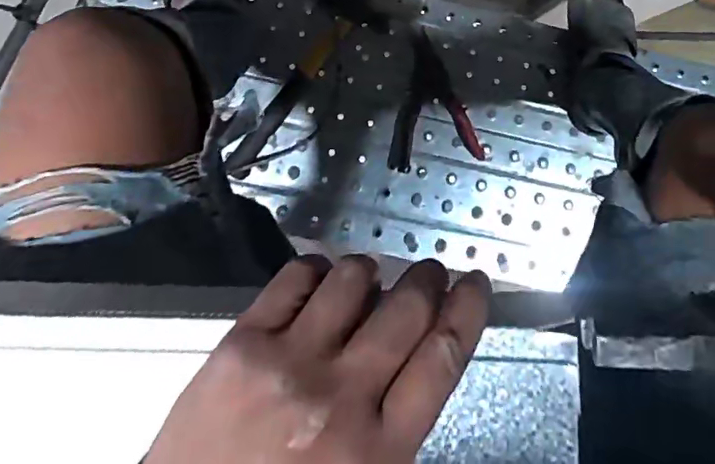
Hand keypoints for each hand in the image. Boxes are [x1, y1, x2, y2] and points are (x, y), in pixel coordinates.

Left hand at [147, 255, 489, 462]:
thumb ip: (398, 434)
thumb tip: (423, 358)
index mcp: (378, 453)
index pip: (443, 356)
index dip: (467, 308)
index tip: (474, 284)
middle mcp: (341, 400)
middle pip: (408, 308)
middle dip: (428, 279)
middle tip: (428, 273)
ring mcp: (288, 366)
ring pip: (354, 280)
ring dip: (370, 273)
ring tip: (367, 283)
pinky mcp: (240, 345)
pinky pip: (297, 276)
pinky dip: (317, 269)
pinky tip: (318, 283)